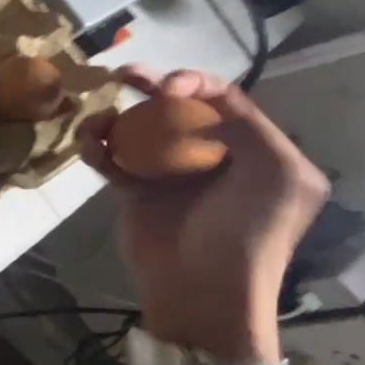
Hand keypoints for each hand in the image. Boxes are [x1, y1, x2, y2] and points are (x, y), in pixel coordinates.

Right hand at [78, 68, 328, 361]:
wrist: (202, 288)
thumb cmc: (246, 231)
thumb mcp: (275, 174)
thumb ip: (243, 123)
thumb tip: (185, 94)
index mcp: (257, 153)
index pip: (223, 101)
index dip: (193, 84)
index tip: (164, 86)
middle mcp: (215, 157)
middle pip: (175, 109)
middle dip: (147, 89)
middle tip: (121, 76)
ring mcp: (172, 174)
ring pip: (138, 130)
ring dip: (112, 120)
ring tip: (94, 127)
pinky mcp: (135, 190)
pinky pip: (113, 157)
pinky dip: (97, 149)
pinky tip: (90, 150)